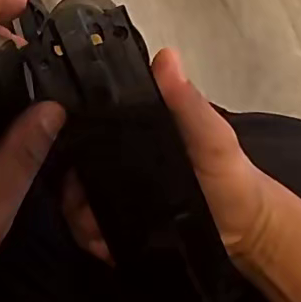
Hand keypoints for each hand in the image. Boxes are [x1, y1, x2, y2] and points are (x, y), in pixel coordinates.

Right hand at [61, 48, 295, 273]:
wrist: (245, 230)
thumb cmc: (228, 173)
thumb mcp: (211, 135)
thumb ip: (188, 102)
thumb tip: (166, 56)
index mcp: (132, 132)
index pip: (85, 125)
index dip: (65, 131)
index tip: (55, 139)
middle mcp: (116, 162)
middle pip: (72, 167)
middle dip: (67, 183)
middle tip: (76, 196)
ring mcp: (116, 197)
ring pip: (76, 202)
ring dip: (76, 215)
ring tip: (92, 227)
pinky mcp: (120, 229)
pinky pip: (91, 232)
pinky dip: (90, 239)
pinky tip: (101, 244)